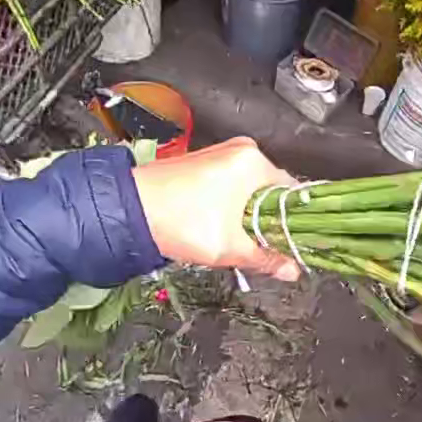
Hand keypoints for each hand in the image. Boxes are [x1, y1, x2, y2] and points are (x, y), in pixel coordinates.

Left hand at [131, 137, 300, 280]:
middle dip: (271, 219)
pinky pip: (235, 184)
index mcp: (255, 161)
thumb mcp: (229, 247)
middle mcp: (242, 150)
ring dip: (252, 213)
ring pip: (253, 189)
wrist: (125, 210)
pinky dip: (235, 205)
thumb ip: (266, 259)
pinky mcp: (206, 162)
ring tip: (243, 238)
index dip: (295, 220)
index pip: (293, 192)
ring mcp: (222, 153)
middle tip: (267, 246)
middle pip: (273, 190)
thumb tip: (292, 271)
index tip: (294, 241)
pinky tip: (225, 225)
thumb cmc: (177, 220)